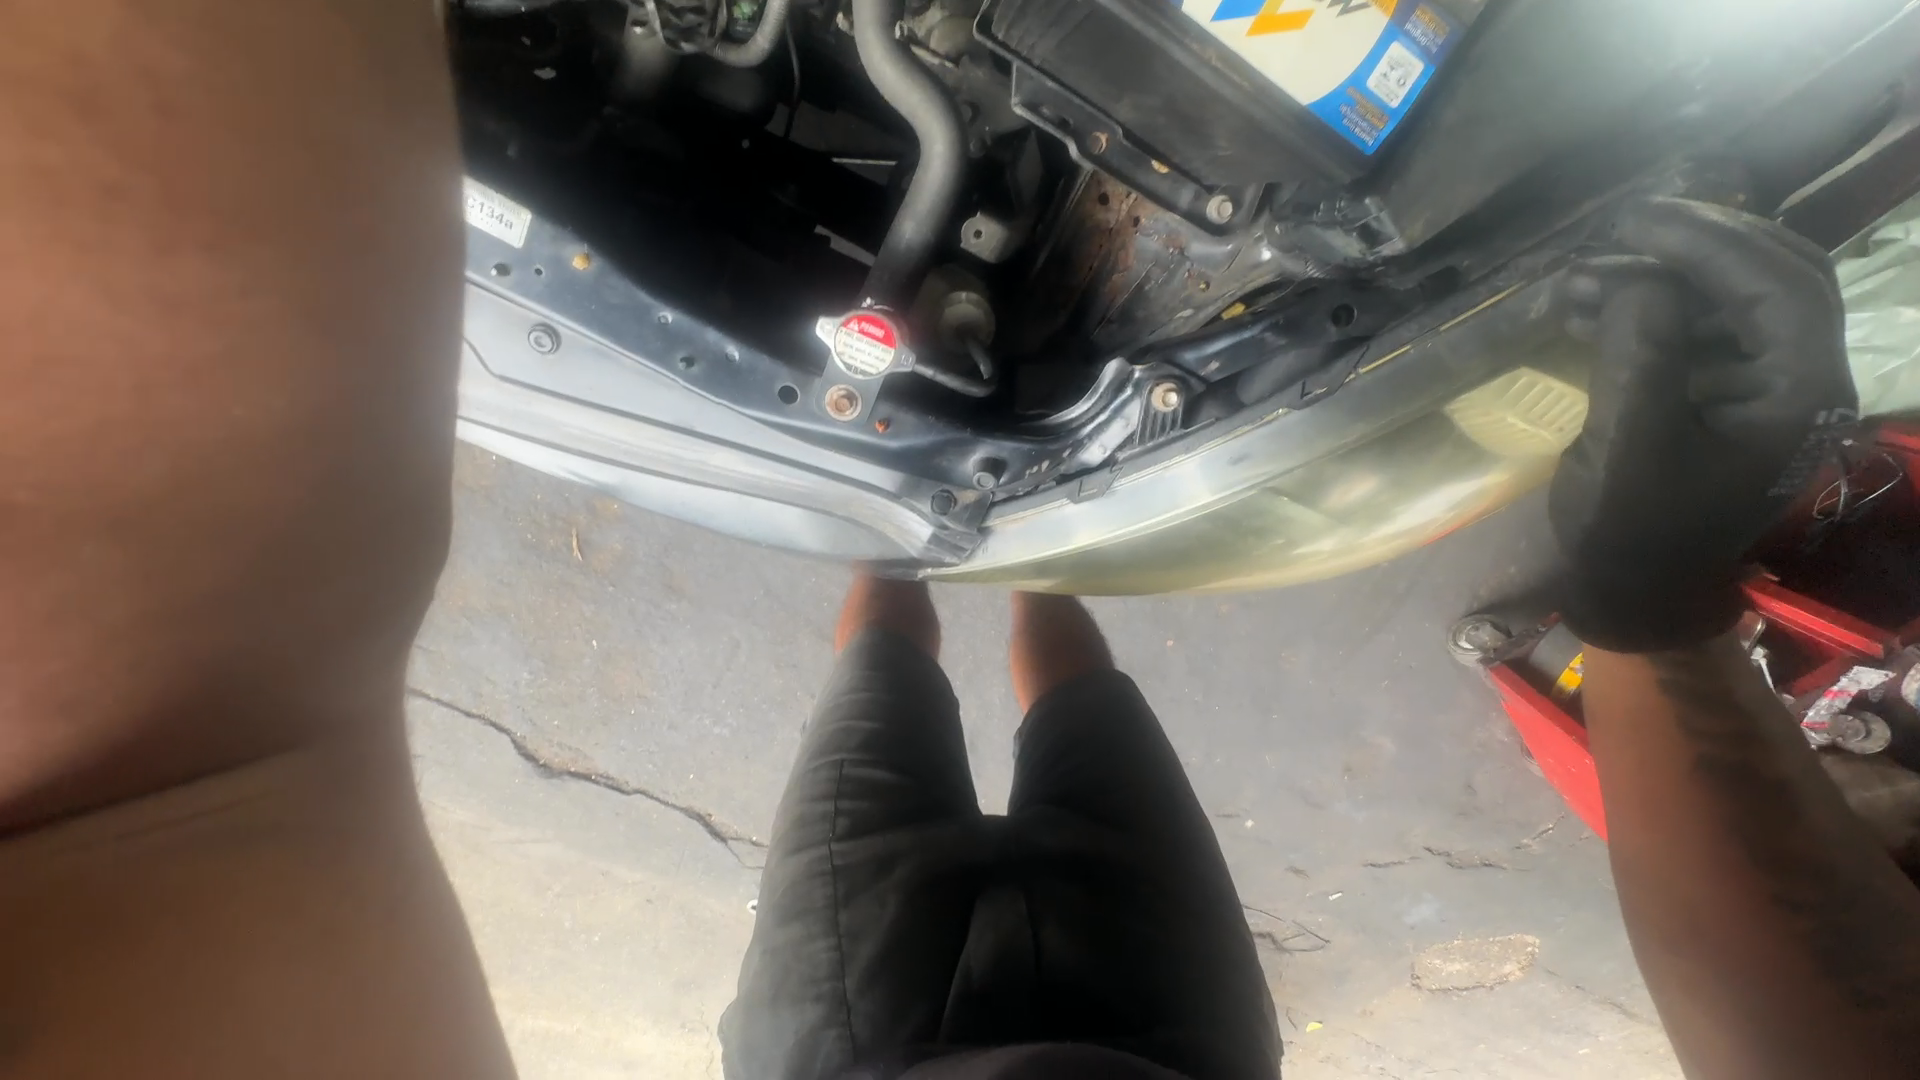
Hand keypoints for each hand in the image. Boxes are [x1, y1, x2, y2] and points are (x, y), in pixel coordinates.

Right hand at [1551, 198, 1858, 652]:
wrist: (1631, 586)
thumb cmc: (1630, 526)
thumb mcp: (1629, 443)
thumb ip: (1642, 357)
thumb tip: (1635, 281)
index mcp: (1796, 390)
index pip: (1773, 286)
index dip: (1707, 242)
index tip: (1633, 220)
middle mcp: (1794, 378)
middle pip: (1768, 281)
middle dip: (1695, 245)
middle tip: (1621, 227)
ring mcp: (1757, 389)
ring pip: (1726, 306)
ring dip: (1657, 281)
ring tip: (1578, 276)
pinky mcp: (1715, 401)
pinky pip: (1693, 338)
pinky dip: (1643, 315)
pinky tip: (1587, 310)